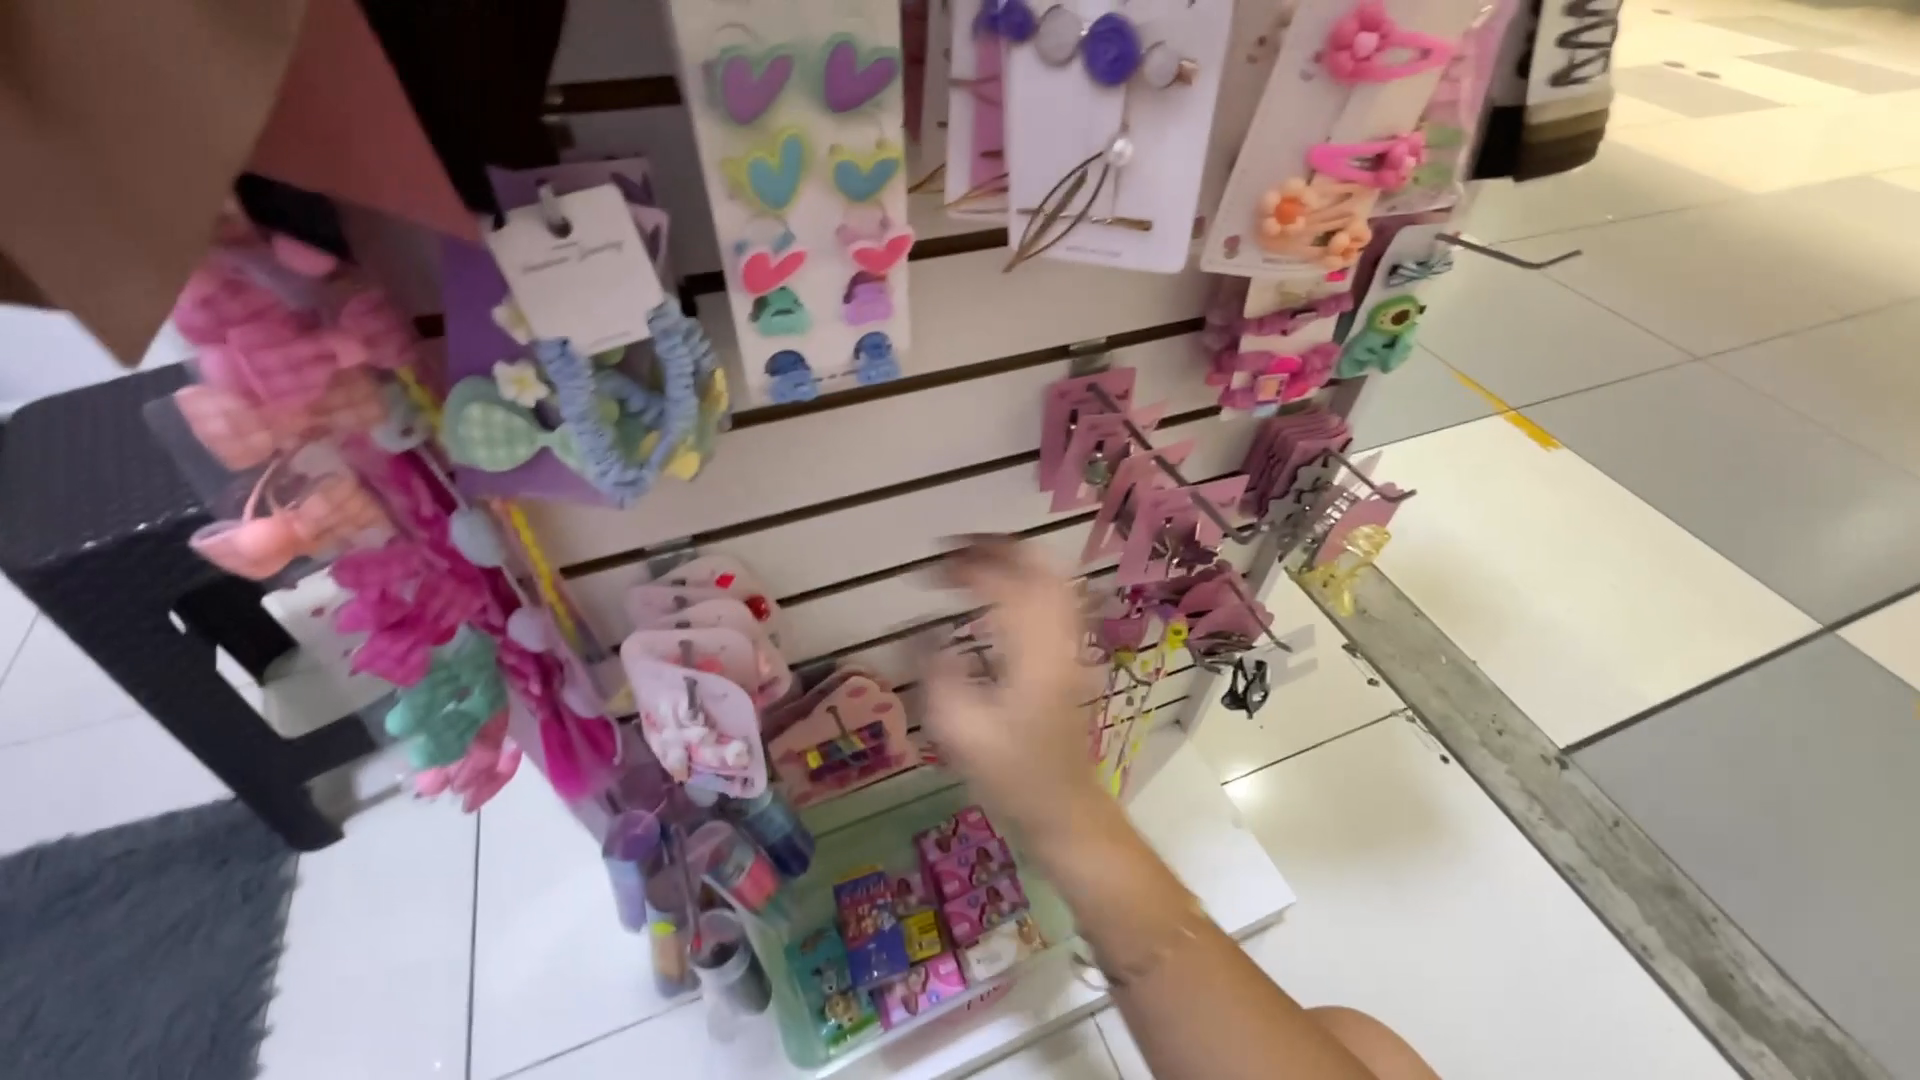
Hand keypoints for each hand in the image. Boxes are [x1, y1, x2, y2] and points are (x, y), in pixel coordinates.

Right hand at [922, 539, 1105, 831]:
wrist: (1064, 805)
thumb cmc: (1011, 775)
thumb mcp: (960, 733)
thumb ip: (939, 676)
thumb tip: (922, 636)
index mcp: (1032, 656)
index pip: (1007, 587)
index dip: (968, 567)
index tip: (931, 571)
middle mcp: (1059, 640)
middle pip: (1041, 567)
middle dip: (996, 547)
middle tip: (954, 549)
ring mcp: (1072, 645)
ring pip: (1054, 578)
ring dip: (1014, 559)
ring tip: (972, 560)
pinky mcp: (1072, 654)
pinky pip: (1056, 597)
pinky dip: (1027, 580)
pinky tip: (999, 591)